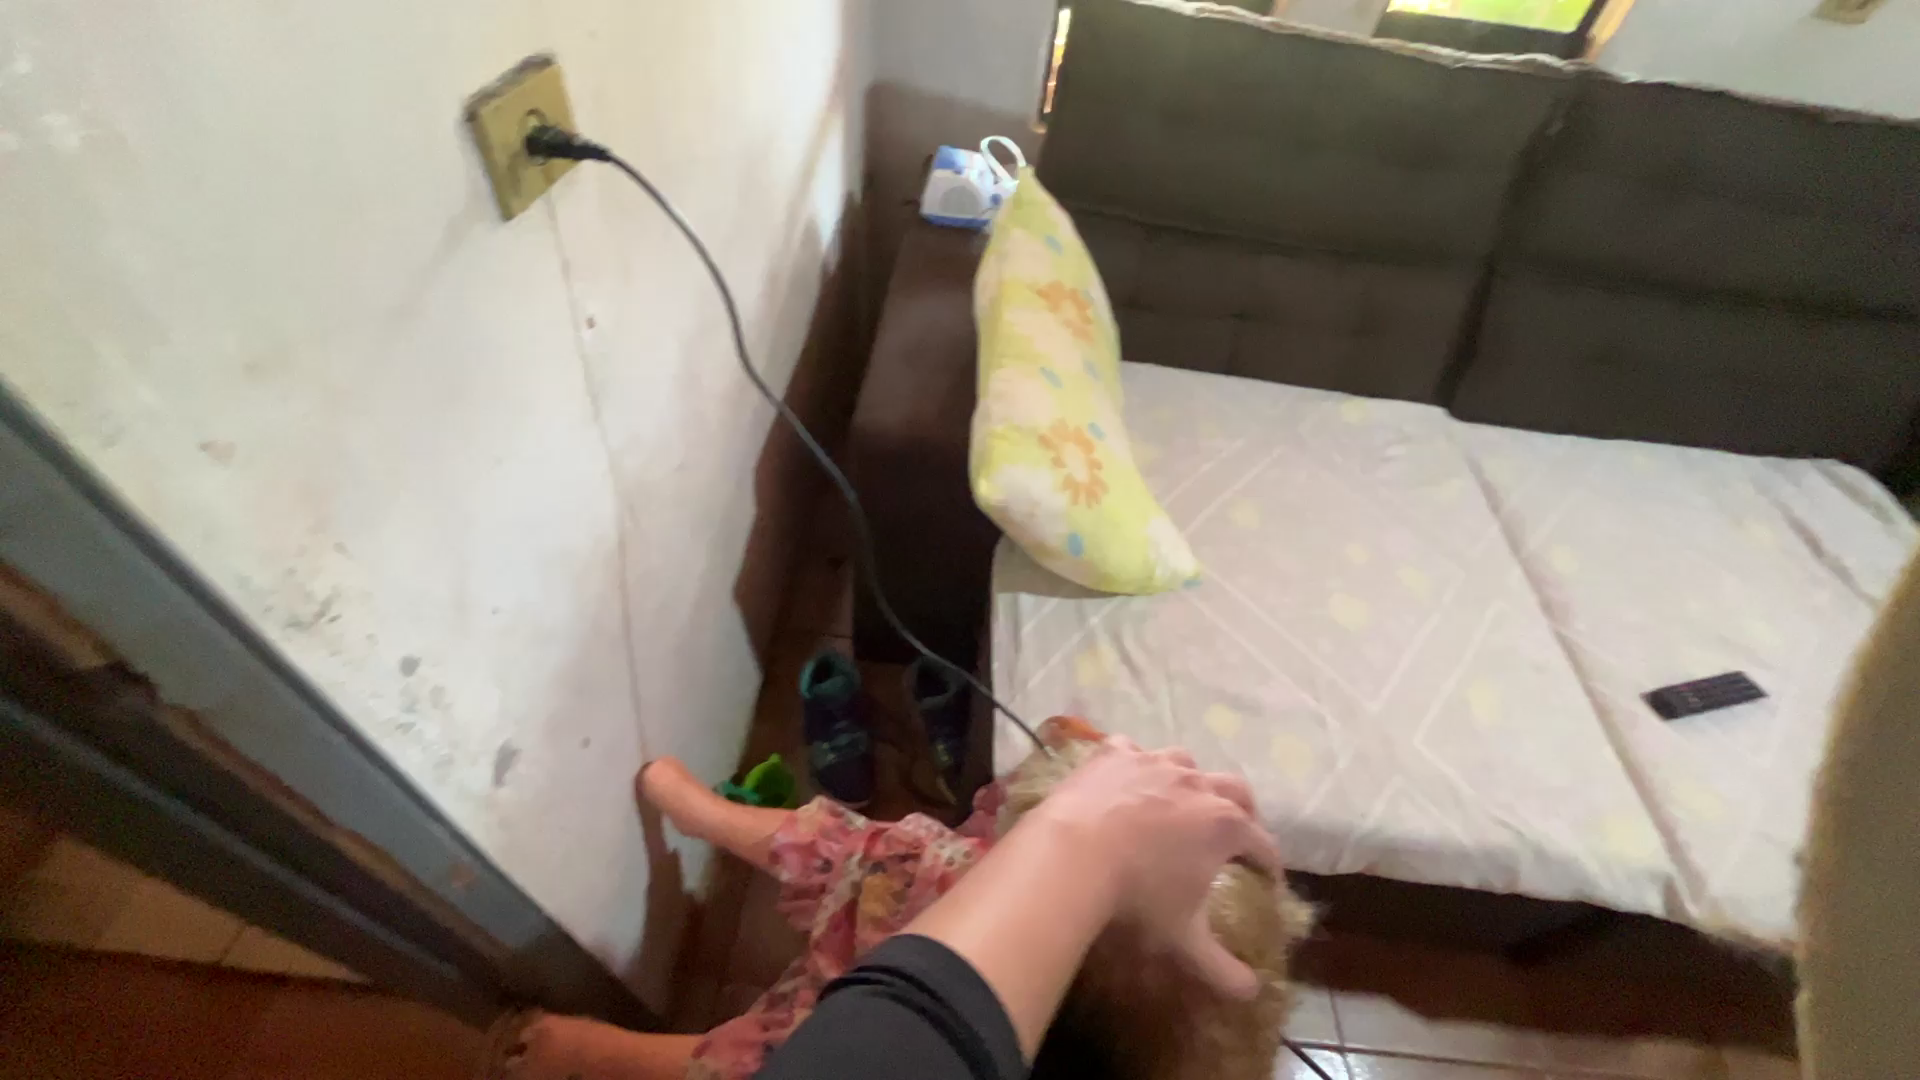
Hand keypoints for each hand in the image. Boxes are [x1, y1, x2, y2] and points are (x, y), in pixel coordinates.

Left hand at [1021, 737, 1281, 999]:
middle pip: (1236, 789)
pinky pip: (1131, 749)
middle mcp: (1195, 783)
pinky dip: (1134, 762)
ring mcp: (1152, 761)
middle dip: (1243, 810)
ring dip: (1191, 780)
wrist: (1072, 852)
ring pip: (1185, 762)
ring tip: (1182, 801)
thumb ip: (1222, 967)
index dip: (1269, 863)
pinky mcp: (1113, 753)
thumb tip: (1252, 992)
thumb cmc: (1136, 895)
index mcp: (1224, 824)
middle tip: (1236, 832)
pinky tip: (1127, 776)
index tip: (1268, 877)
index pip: (1262, 843)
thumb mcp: (1184, 939)